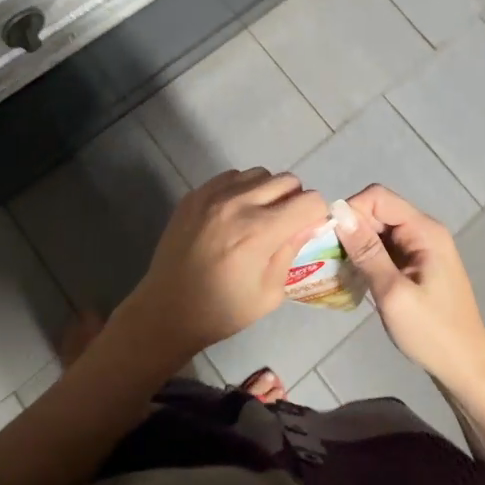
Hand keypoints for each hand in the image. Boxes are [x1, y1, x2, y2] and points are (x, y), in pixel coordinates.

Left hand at [124, 169, 327, 354]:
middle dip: (295, 199)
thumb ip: (291, 251)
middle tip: (286, 224)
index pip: (309, 201)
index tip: (308, 229)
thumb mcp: (269, 293)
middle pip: (287, 180)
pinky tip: (234, 213)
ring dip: (268, 191)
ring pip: (259, 173)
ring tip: (259, 216)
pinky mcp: (194, 195)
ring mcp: (212, 195)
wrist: (167, 309)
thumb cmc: (223, 310)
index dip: (316, 215)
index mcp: (260, 231)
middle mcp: (238, 203)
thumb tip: (308, 224)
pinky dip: (241, 189)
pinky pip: (230, 176)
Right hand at [336, 185, 484, 387]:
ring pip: (379, 230)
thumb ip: (366, 252)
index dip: (351, 211)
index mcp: (425, 231)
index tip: (330, 239)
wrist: (466, 369)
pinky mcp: (417, 265)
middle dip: (351, 228)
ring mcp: (422, 248)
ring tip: (339, 268)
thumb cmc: (432, 333)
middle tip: (329, 257)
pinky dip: (368, 257)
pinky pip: (386, 248)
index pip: (378, 197)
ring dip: (357, 244)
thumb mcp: (393, 293)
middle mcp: (425, 231)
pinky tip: (355, 277)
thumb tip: (339, 213)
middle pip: (378, 210)